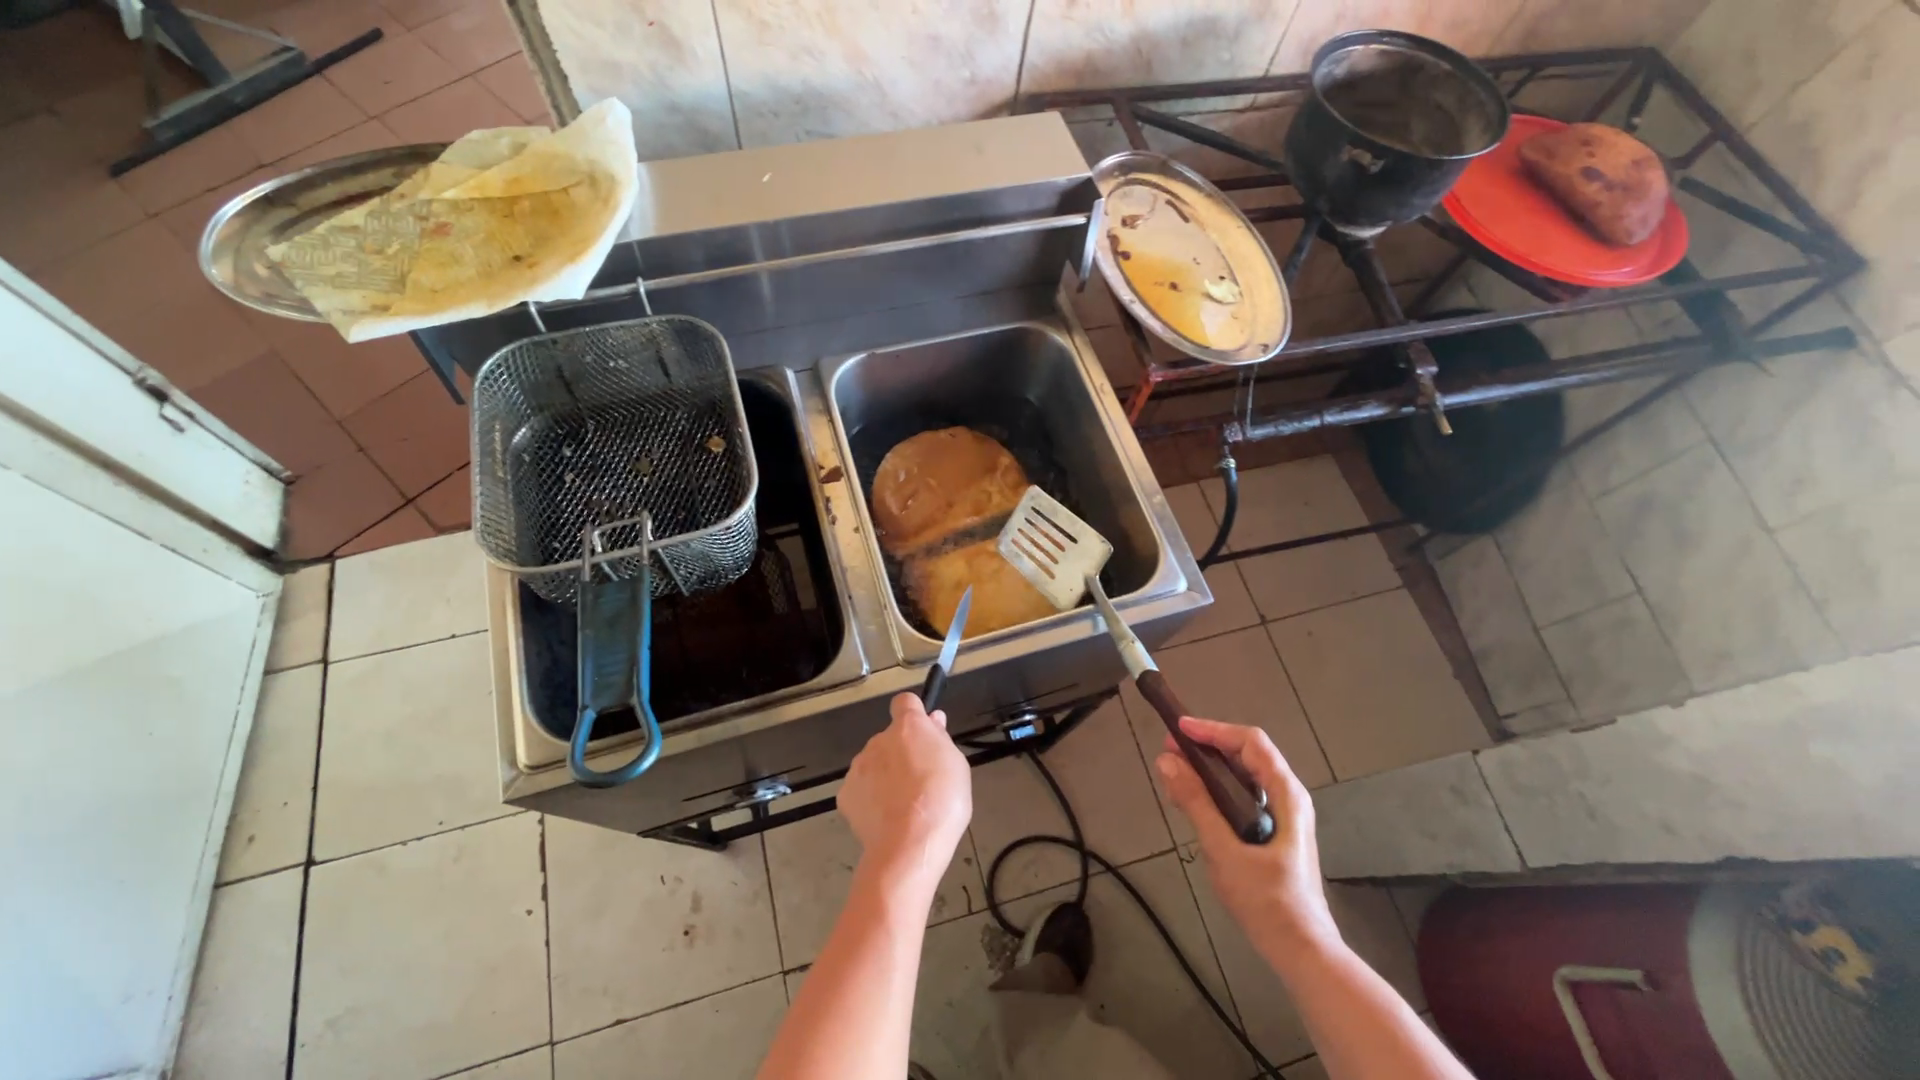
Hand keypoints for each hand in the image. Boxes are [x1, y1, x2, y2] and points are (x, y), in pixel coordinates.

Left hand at [838, 693, 972, 887]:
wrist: (910, 844)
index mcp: (908, 727)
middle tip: (920, 780)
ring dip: (885, 775)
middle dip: (901, 752)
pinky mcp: (845, 794)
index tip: (924, 731)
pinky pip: (860, 789)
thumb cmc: (943, 801)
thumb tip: (933, 723)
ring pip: (874, 764)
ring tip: (903, 805)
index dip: (914, 714)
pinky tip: (885, 818)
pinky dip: (870, 798)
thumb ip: (940, 740)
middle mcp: (878, 740)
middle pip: (889, 738)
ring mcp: (858, 767)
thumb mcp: (957, 765)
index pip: (904, 702)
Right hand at [1156, 716, 1336, 956]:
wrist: (1302, 949)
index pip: (1250, 742)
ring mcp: (1285, 816)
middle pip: (1248, 755)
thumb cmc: (1266, 900)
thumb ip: (1196, 804)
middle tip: (1170, 750)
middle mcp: (1289, 797)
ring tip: (1176, 772)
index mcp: (1286, 794)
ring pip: (1245, 776)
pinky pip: (1245, 797)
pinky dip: (1218, 790)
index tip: (1179, 730)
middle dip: (1208, 746)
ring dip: (1211, 768)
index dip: (1214, 730)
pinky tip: (1195, 802)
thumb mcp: (1224, 851)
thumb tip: (1167, 761)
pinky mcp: (1276, 833)